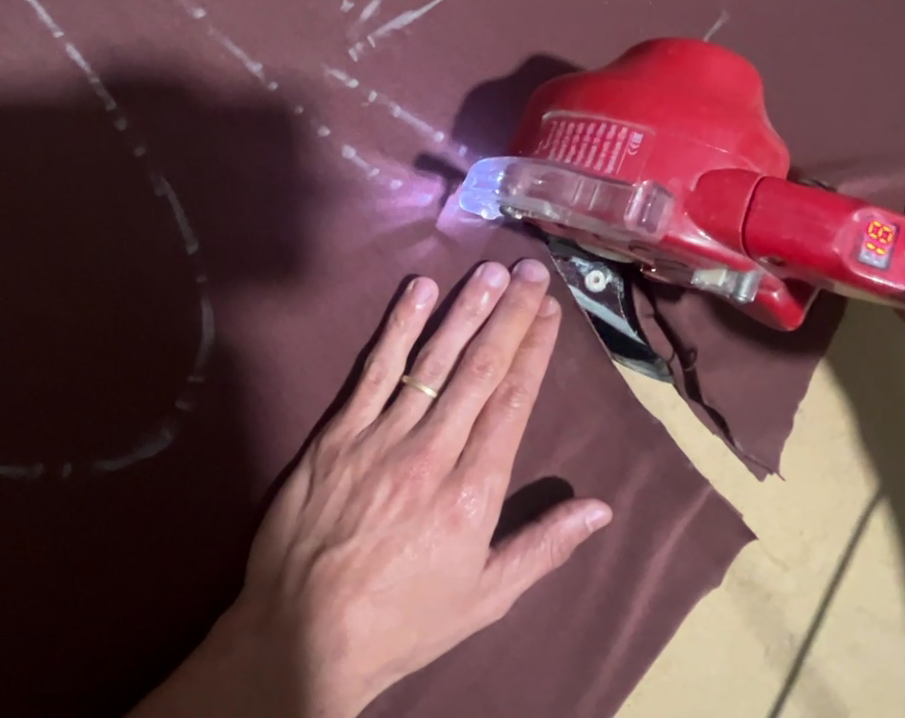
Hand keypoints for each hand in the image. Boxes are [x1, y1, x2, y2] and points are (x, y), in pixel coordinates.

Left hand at [130, 260, 611, 717]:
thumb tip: (598, 509)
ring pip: (432, 361)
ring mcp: (381, 437)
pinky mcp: (337, 433)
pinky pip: (373, 370)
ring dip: (463, 311)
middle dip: (508, 316)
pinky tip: (418, 291)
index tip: (549, 311)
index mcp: (473, 493)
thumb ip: (542, 548)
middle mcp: (432, 453)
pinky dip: (397, 328)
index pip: (512, 403)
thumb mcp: (484, 598)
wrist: (306, 631)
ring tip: (488, 271)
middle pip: (479, 371)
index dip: (533, 351)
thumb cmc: (404, 620)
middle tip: (528, 271)